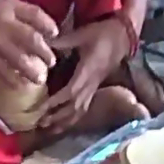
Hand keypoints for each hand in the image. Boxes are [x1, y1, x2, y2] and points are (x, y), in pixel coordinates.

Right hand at [0, 0, 57, 87]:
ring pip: (21, 59)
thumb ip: (11, 10)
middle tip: (52, 62)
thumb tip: (26, 24)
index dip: (48, 24)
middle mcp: (6, 23)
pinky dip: (13, 79)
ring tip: (41, 79)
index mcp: (8, 4)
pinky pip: (3, 71)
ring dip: (33, 70)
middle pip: (32, 39)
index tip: (55, 33)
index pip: (35, 14)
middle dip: (45, 52)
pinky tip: (20, 86)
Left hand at [37, 16, 133, 131]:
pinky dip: (72, 120)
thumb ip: (64, 41)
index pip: (70, 92)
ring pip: (78, 112)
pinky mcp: (94, 91)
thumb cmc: (103, 33)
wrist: (123, 37)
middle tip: (41, 123)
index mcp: (87, 72)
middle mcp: (90, 85)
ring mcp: (93, 89)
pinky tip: (62, 125)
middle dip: (57, 117)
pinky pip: (83, 110)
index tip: (42, 108)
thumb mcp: (82, 34)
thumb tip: (44, 45)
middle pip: (73, 108)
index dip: (56, 102)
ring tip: (49, 130)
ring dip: (64, 123)